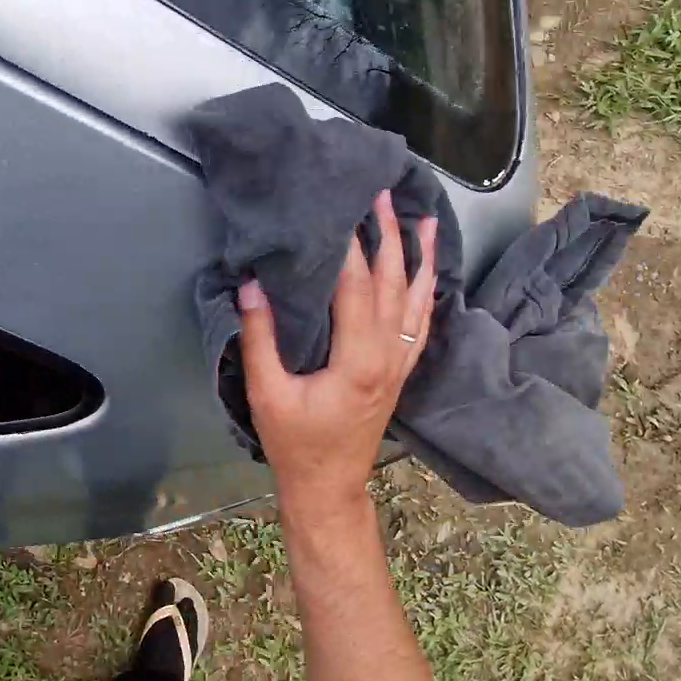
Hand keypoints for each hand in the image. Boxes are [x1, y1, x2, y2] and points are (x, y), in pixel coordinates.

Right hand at [236, 189, 436, 518]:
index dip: (349, 248)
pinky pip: (422, 321)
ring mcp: (401, 363)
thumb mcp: (266, 392)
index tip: (341, 209)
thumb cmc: (294, 442)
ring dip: (419, 256)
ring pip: (417, 299)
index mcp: (358, 360)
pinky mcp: (402, 370)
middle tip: (382, 194)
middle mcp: (389, 355)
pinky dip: (427, 290)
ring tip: (424, 219)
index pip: (356, 289)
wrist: (329, 486)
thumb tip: (252, 285)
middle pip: (394, 284)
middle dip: (389, 236)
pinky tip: (428, 271)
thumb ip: (259, 338)